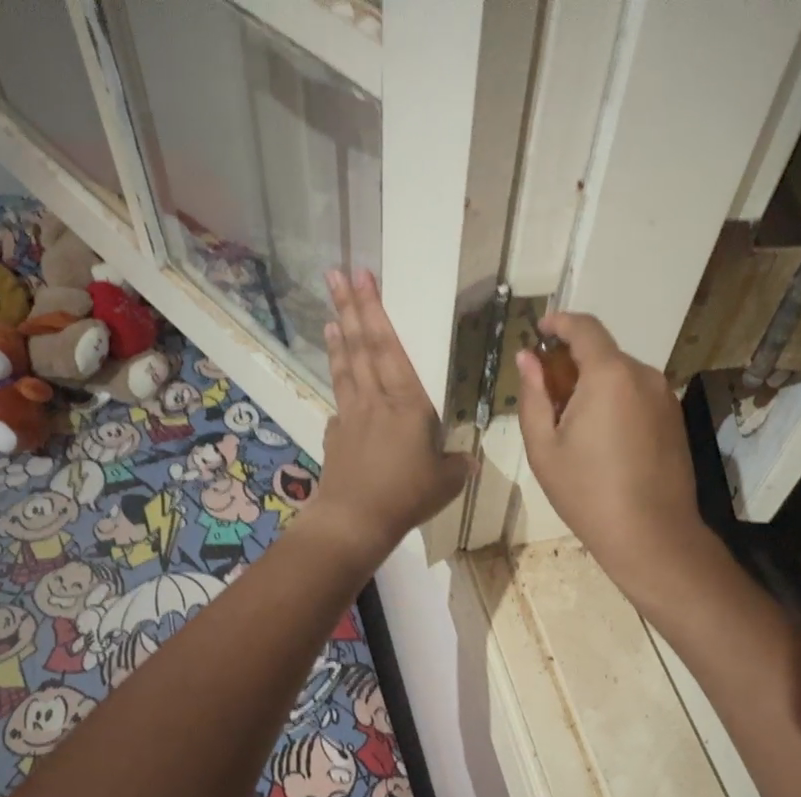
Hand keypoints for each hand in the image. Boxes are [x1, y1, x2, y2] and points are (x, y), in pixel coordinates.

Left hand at [302, 269, 470, 563]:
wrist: (355, 519)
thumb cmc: (408, 495)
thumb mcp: (447, 481)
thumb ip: (457, 465)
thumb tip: (469, 461)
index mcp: (407, 403)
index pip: (389, 346)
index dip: (375, 310)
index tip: (363, 278)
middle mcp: (375, 400)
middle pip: (361, 346)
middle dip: (350, 307)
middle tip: (337, 274)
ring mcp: (351, 416)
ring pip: (345, 368)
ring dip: (338, 337)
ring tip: (331, 313)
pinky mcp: (335, 436)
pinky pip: (338, 403)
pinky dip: (338, 385)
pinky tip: (338, 382)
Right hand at [516, 313, 710, 594]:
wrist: (652, 535)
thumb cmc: (588, 494)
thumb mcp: (545, 448)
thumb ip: (533, 396)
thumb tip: (528, 360)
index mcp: (609, 375)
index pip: (585, 328)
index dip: (560, 323)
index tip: (541, 331)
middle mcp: (644, 376)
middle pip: (604, 354)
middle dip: (574, 364)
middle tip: (549, 396)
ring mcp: (665, 398)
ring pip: (622, 377)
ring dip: (596, 386)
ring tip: (575, 426)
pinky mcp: (675, 420)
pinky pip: (639, 397)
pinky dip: (617, 403)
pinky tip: (604, 441)